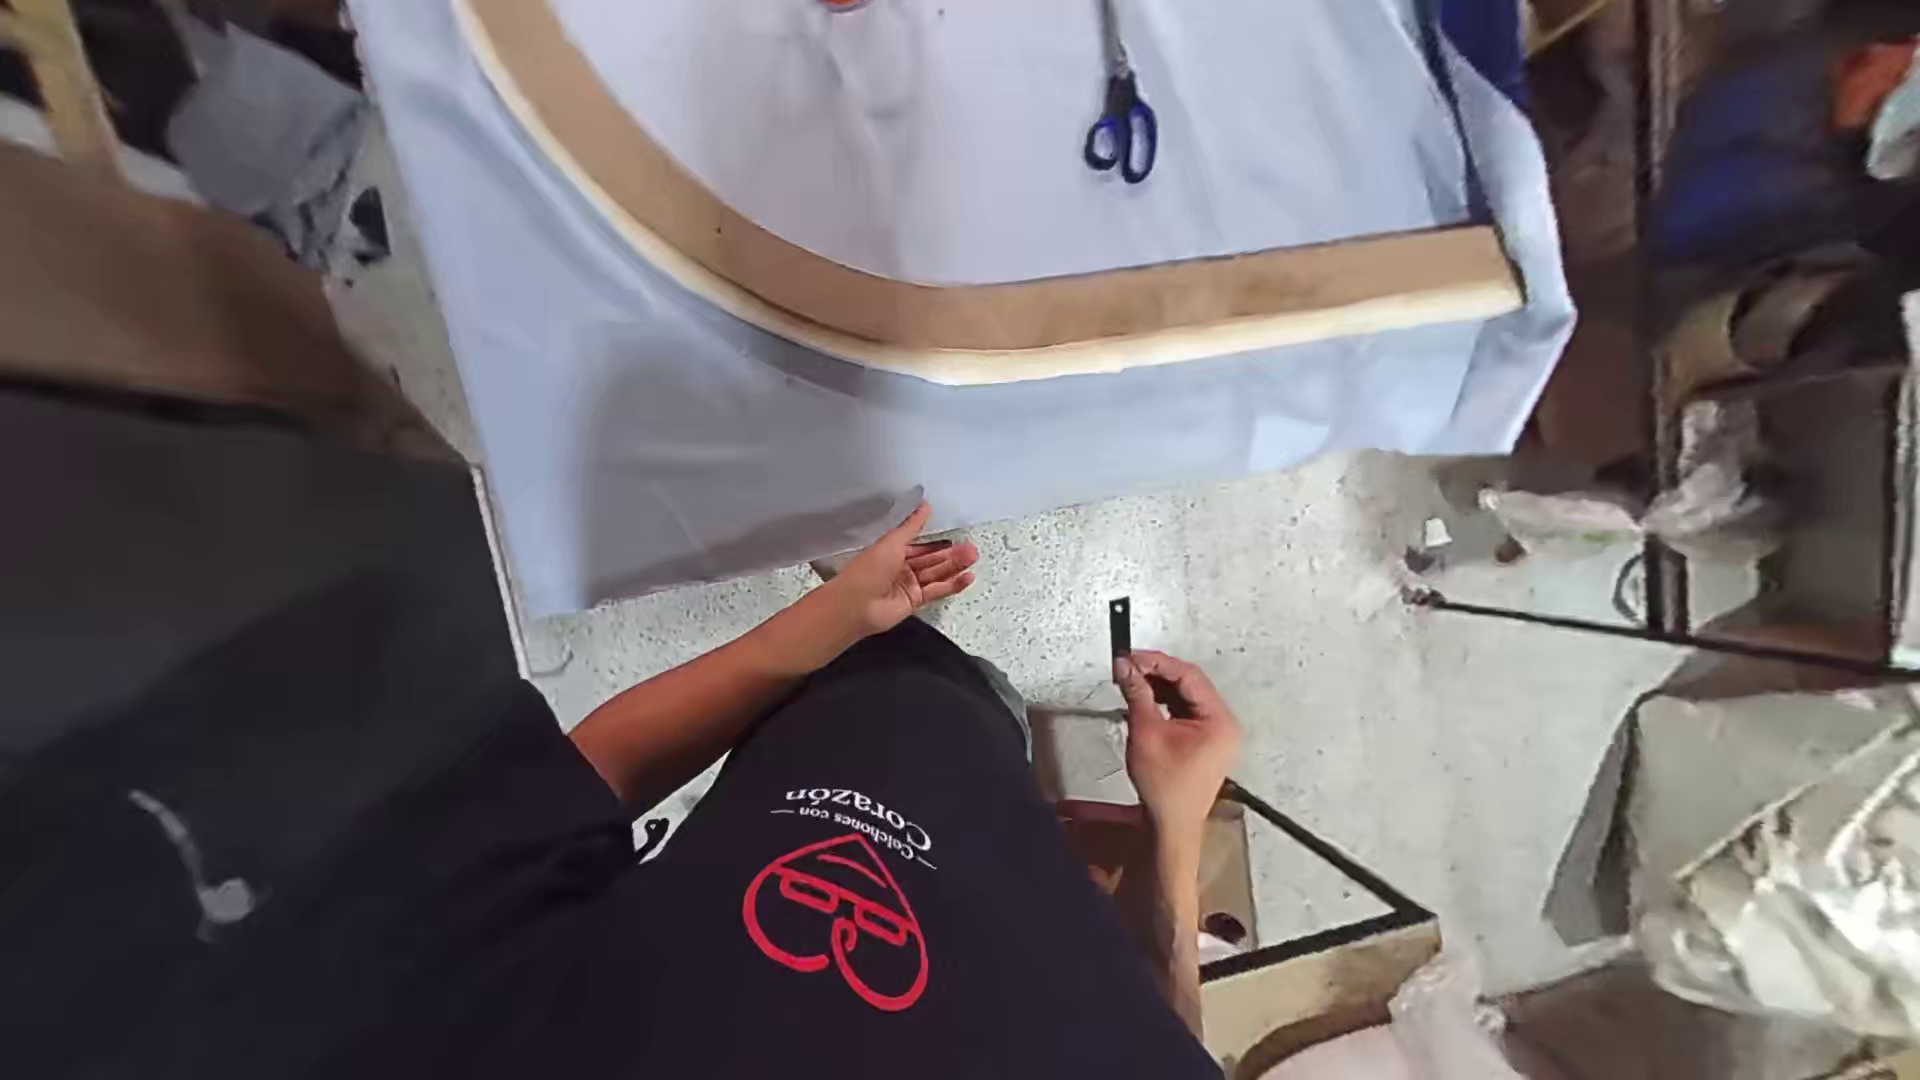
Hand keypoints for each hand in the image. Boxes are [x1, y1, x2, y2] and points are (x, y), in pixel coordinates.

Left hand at [818, 501, 978, 639]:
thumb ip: (911, 526)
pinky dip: (953, 584)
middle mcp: (901, 568)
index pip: (920, 544)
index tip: (955, 535)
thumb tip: (923, 506)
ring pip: (937, 574)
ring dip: (955, 566)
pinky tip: (967, 577)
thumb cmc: (867, 571)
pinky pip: (937, 590)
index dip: (937, 541)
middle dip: (951, 553)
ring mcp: (908, 585)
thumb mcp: (891, 542)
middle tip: (970, 548)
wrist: (856, 605)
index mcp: (892, 551)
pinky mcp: (914, 600)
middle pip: (932, 559)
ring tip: (973, 557)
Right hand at [1113, 650, 1241, 835]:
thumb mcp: (1146, 732)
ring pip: (1185, 692)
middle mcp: (1223, 722)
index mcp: (1218, 720)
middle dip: (1156, 671)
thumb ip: (1136, 693)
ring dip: (1158, 684)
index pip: (1188, 675)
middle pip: (1189, 681)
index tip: (1131, 657)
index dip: (1157, 662)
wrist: (1171, 823)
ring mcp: (1215, 730)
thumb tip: (1125, 666)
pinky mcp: (1203, 737)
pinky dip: (1163, 698)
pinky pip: (1183, 706)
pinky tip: (1143, 696)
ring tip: (1131, 680)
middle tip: (1128, 665)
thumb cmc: (1165, 787)